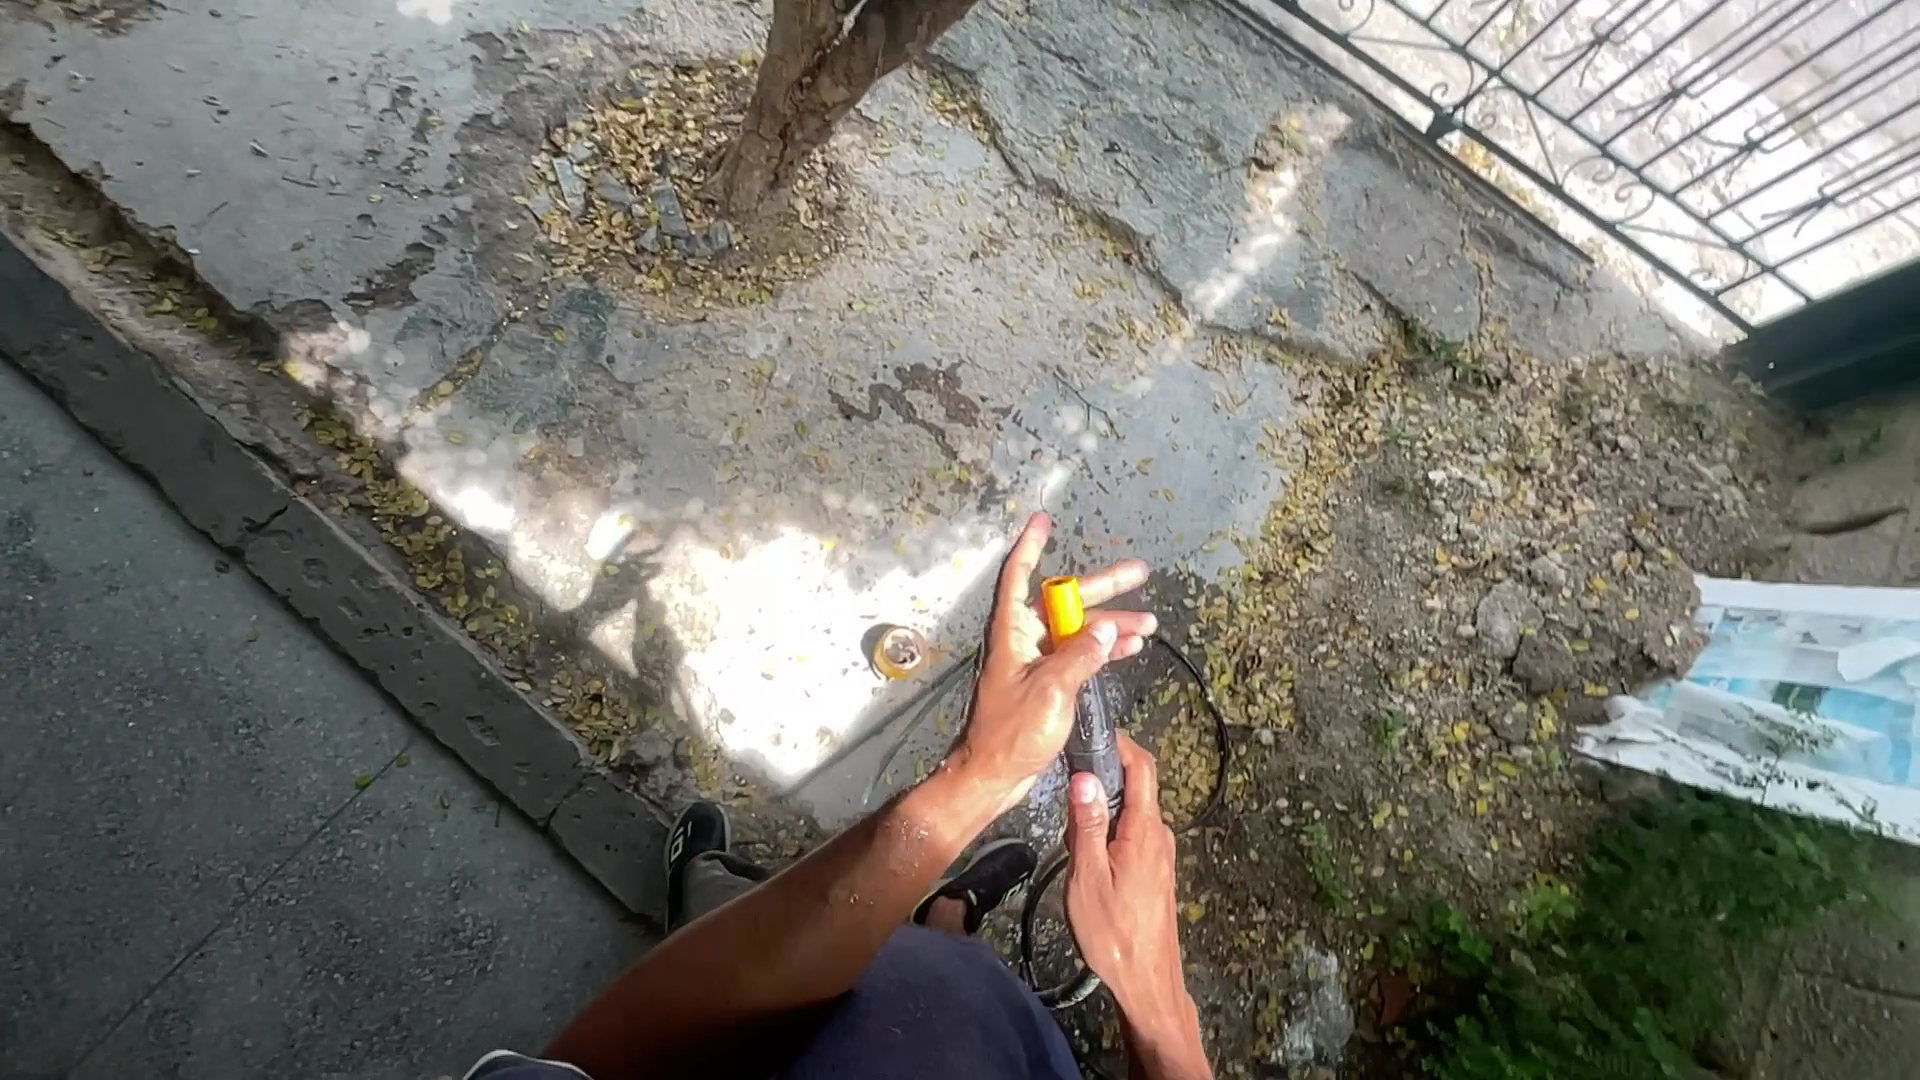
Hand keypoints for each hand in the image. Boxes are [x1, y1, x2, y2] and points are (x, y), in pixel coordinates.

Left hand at [952, 513, 1154, 806]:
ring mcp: (1038, 658)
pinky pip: (1081, 652)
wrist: (995, 772)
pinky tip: (1130, 646)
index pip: (1019, 575)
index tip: (1043, 520)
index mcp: (1013, 631)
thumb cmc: (1012, 730)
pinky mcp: (1049, 678)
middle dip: (1103, 586)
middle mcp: (1025, 637)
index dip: (1030, 545)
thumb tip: (1107, 627)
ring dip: (1112, 623)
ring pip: (1080, 627)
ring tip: (1149, 622)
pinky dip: (1104, 648)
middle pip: (1066, 599)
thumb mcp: (1051, 690)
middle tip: (1140, 571)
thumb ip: (1080, 656)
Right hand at [1064, 736, 1192, 1030]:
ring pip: (1130, 812)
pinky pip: (1133, 833)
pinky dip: (1109, 832)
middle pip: (1134, 787)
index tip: (1092, 732)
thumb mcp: (1088, 878)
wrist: (1148, 986)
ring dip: (1101, 813)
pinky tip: (1089, 860)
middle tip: (1067, 804)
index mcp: (1145, 830)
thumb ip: (1087, 825)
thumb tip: (1084, 775)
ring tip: (1073, 842)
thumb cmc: (1114, 933)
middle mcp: (1160, 835)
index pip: (1142, 768)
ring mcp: (1161, 853)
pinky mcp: (1156, 870)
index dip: (1121, 742)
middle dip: (1099, 784)